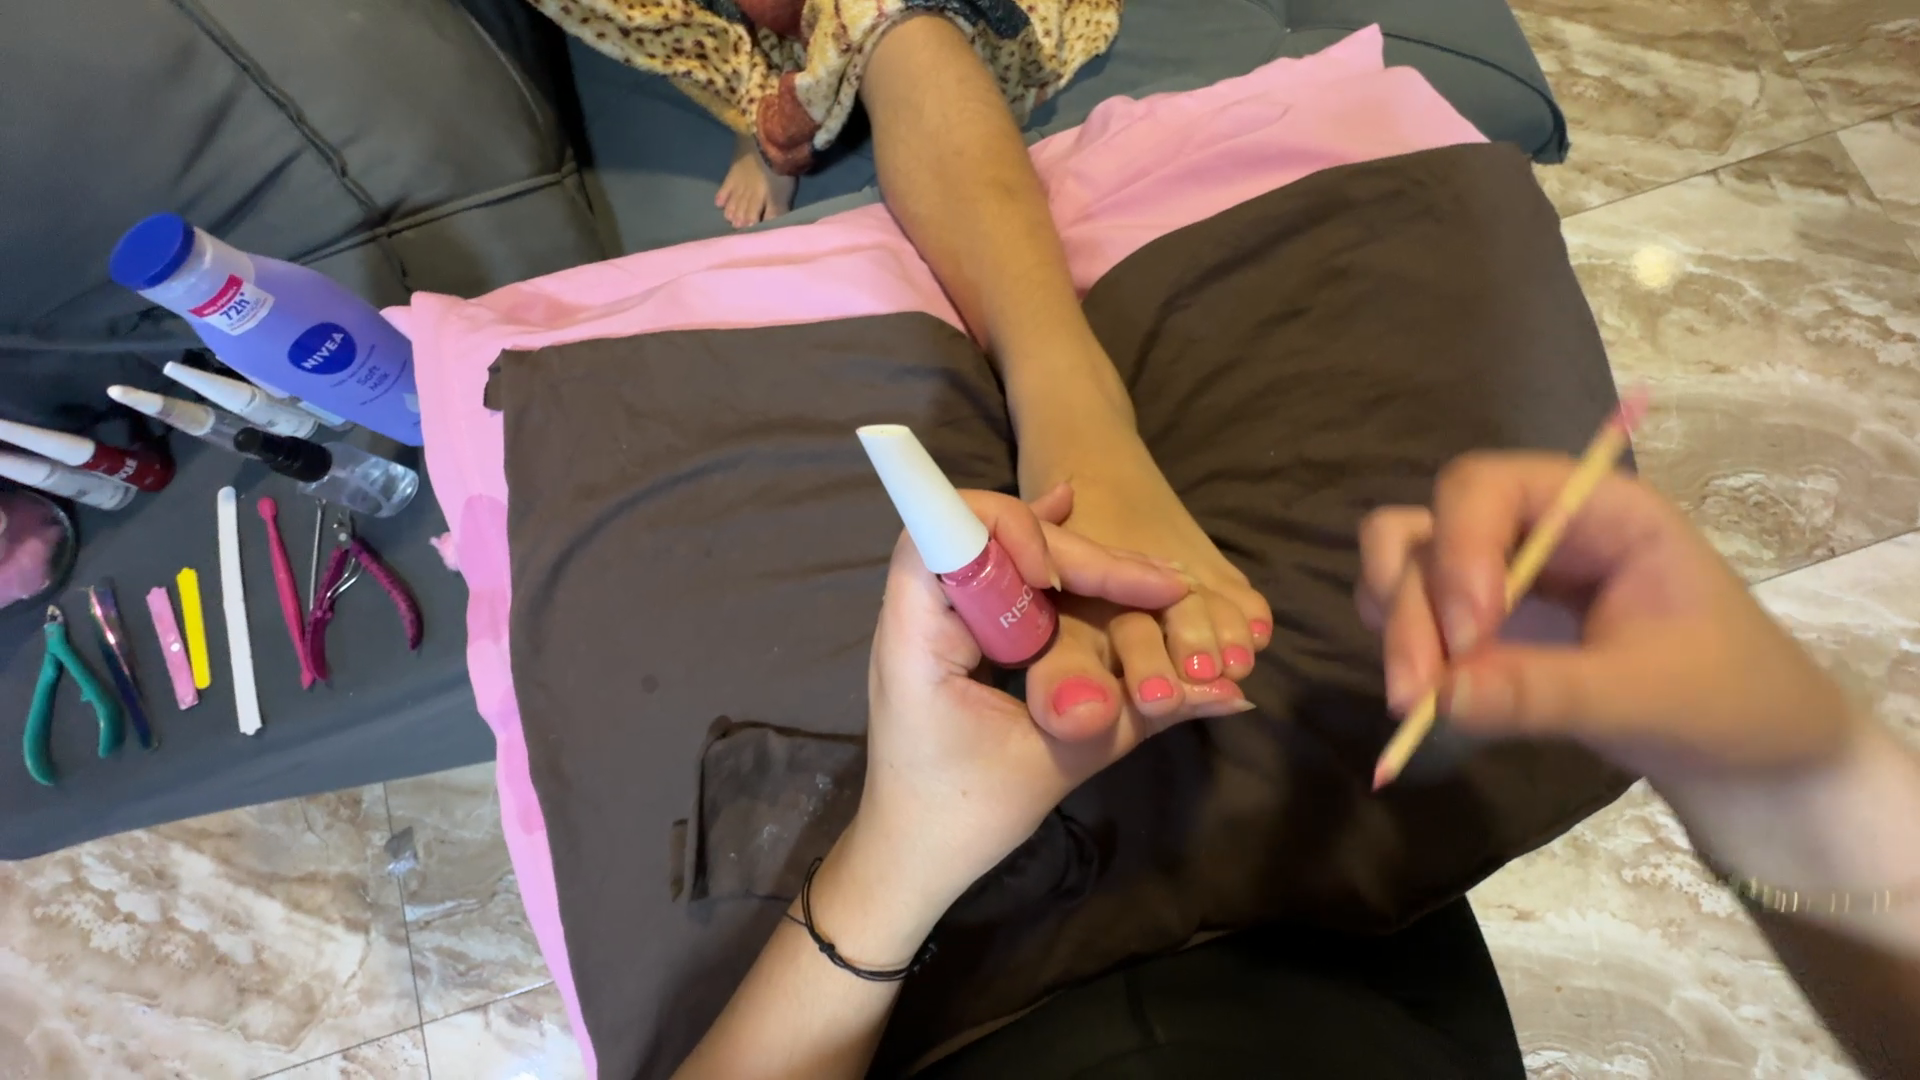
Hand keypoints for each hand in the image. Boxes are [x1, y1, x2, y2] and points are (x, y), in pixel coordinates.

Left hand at [854, 486, 1253, 908]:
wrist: (911, 849)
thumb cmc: (960, 818)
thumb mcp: (1053, 767)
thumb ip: (1131, 718)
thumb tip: (1224, 689)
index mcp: (918, 638)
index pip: (941, 536)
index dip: (1004, 530)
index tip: (1057, 576)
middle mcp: (921, 612)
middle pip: (995, 541)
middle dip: (1081, 557)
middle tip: (1162, 582)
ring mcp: (940, 618)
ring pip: (1006, 556)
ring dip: (1078, 561)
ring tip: (1153, 575)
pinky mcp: (960, 630)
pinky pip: (1001, 577)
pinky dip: (1044, 556)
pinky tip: (1071, 513)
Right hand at [1356, 451, 1859, 789]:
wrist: (1744, 746)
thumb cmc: (1729, 701)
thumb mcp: (1651, 698)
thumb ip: (1545, 693)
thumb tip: (1438, 698)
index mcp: (1592, 510)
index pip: (1486, 488)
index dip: (1461, 547)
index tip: (1471, 636)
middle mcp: (1526, 525)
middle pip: (1425, 530)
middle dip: (1412, 609)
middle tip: (1417, 692)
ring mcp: (1488, 565)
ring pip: (1399, 560)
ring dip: (1393, 622)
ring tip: (1414, 695)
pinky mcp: (1464, 608)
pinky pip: (1398, 601)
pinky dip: (1392, 636)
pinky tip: (1421, 684)